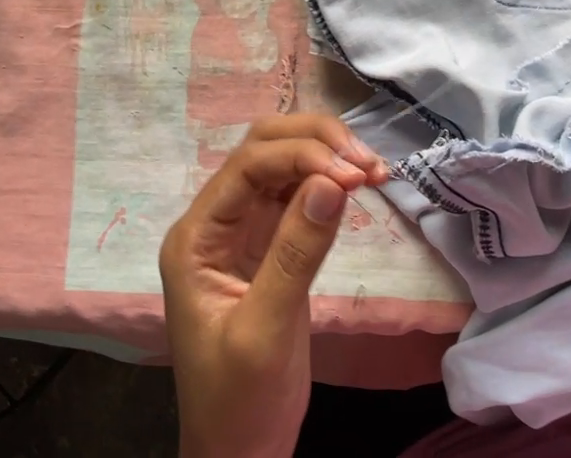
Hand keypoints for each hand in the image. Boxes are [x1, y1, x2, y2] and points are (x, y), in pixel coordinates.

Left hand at [160, 114, 389, 457]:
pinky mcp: (272, 245)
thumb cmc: (238, 400)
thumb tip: (332, 181)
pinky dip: (332, 183)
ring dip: (329, 157)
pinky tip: (361, 185)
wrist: (239, 453)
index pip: (246, 167)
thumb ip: (295, 252)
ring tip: (375, 170)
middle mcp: (217, 222)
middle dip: (316, 143)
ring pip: (284, 165)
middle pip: (262, 150)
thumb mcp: (265, 330)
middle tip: (367, 163)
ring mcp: (245, 231)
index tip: (353, 175)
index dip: (300, 157)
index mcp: (196, 237)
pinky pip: (300, 194)